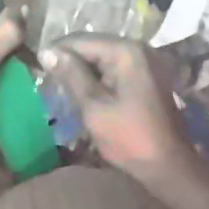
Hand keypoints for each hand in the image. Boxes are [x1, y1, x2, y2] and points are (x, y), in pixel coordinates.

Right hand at [41, 34, 195, 183]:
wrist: (171, 168)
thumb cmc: (130, 138)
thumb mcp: (94, 107)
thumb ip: (71, 75)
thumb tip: (46, 51)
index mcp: (125, 51)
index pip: (79, 40)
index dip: (56, 53)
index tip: (36, 68)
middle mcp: (136, 47)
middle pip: (91, 45)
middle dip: (69, 60)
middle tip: (48, 80)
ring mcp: (144, 60)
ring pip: (101, 56)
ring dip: (82, 70)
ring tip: (61, 87)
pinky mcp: (146, 74)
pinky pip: (113, 66)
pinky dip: (98, 77)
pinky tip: (84, 92)